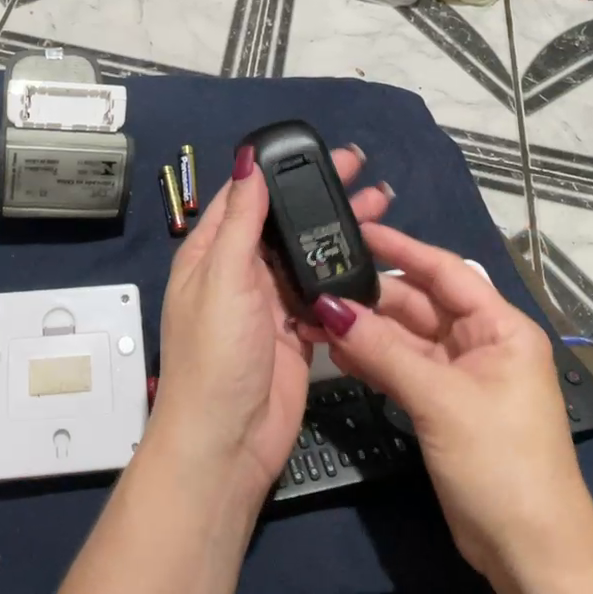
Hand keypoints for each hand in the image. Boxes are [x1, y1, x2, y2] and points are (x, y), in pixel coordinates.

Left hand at [146, 143, 391, 508]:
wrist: (228, 443)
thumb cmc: (216, 354)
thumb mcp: (224, 278)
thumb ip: (241, 221)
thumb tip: (247, 160)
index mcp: (211, 253)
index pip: (245, 197)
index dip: (278, 171)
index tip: (316, 150)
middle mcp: (240, 272)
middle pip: (282, 223)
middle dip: (319, 196)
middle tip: (362, 169)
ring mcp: (270, 303)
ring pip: (306, 255)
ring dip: (338, 231)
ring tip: (381, 204)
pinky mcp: (298, 332)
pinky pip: (323, 294)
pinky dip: (344, 275)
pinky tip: (375, 258)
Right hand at [298, 225, 592, 593]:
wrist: (530, 554)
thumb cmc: (501, 463)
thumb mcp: (440, 399)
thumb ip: (381, 350)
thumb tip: (326, 307)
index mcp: (500, 327)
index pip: (444, 271)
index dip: (400, 247)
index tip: (354, 230)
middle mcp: (480, 342)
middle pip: (418, 304)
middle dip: (369, 296)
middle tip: (315, 283)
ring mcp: (459, 375)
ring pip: (404, 337)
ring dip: (363, 329)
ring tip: (312, 316)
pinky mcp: (441, 404)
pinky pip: (400, 367)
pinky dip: (370, 359)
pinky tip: (334, 350)